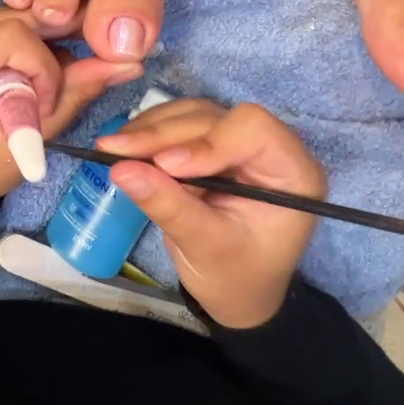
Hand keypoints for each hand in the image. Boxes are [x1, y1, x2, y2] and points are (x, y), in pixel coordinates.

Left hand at [0, 9, 142, 201]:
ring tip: (42, 85)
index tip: (46, 103)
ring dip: (38, 45)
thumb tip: (127, 62)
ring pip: (9, 14)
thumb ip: (71, 96)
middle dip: (46, 49)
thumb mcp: (28, 141)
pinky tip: (34, 70)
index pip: (8, 36)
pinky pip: (0, 21)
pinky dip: (26, 42)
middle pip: (11, 18)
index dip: (42, 64)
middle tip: (59, 85)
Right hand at [101, 99, 324, 328]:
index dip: (207, 141)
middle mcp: (269, 148)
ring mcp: (237, 142)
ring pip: (190, 114)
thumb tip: (121, 170)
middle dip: (162, 135)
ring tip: (111, 148)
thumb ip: (169, 206)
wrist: (236, 290)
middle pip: (213, 118)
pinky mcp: (209, 141)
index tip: (166, 166)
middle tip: (113, 150)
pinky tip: (123, 146)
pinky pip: (177, 121)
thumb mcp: (205, 247)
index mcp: (292, 173)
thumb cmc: (236, 276)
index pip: (254, 130)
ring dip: (149, 129)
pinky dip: (147, 131)